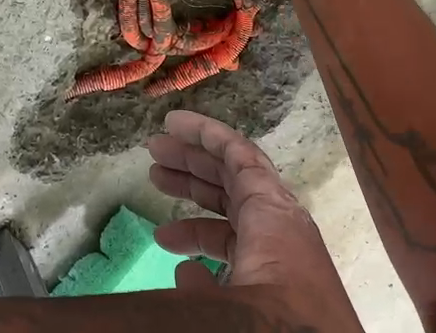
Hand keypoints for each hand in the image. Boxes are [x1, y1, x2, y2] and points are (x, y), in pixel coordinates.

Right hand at [148, 111, 360, 326]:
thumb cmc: (278, 321)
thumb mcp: (230, 303)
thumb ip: (196, 284)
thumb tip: (185, 271)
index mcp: (273, 213)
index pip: (238, 154)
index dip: (203, 133)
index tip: (169, 122)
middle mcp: (280, 224)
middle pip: (233, 175)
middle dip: (192, 160)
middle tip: (154, 151)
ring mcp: (281, 253)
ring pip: (233, 207)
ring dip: (194, 195)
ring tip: (155, 186)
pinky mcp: (280, 282)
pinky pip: (238, 241)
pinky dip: (207, 236)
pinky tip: (178, 254)